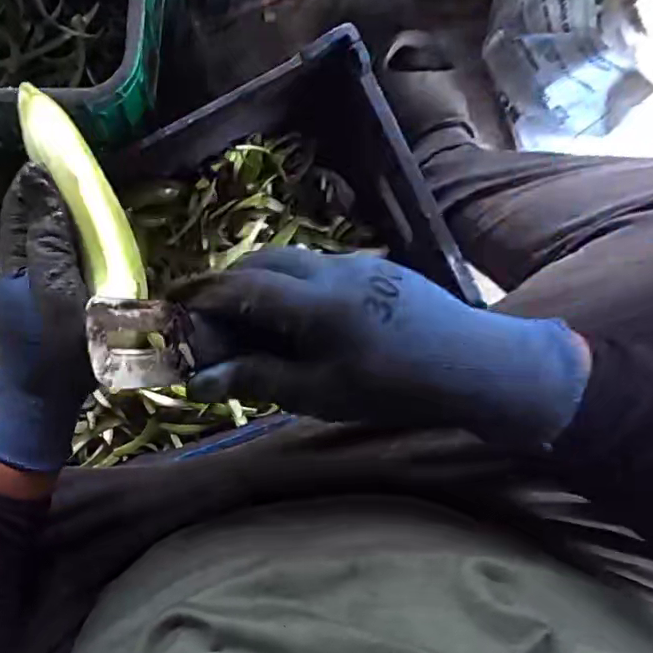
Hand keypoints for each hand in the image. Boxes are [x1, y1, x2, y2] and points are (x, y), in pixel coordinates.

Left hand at [0, 164, 92, 471]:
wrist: (43, 402)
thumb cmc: (56, 346)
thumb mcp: (57, 288)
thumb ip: (50, 238)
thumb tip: (40, 182)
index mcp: (18, 260)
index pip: (21, 205)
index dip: (35, 177)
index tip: (57, 152)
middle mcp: (15, 269)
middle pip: (25, 219)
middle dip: (43, 193)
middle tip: (74, 173)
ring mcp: (23, 288)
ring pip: (34, 238)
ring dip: (52, 216)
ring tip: (80, 201)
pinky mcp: (36, 303)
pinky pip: (44, 260)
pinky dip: (58, 242)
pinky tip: (77, 244)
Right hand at [178, 248, 590, 445]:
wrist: (477, 365)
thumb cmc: (394, 388)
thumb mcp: (319, 392)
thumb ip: (258, 377)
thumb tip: (199, 381)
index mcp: (314, 304)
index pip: (241, 287)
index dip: (203, 294)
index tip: (175, 302)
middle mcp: (330, 271)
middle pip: (263, 261)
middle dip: (230, 281)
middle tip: (212, 311)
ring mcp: (357, 262)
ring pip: (292, 259)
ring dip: (263, 279)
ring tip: (256, 315)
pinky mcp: (377, 266)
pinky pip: (320, 266)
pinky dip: (294, 282)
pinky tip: (304, 317)